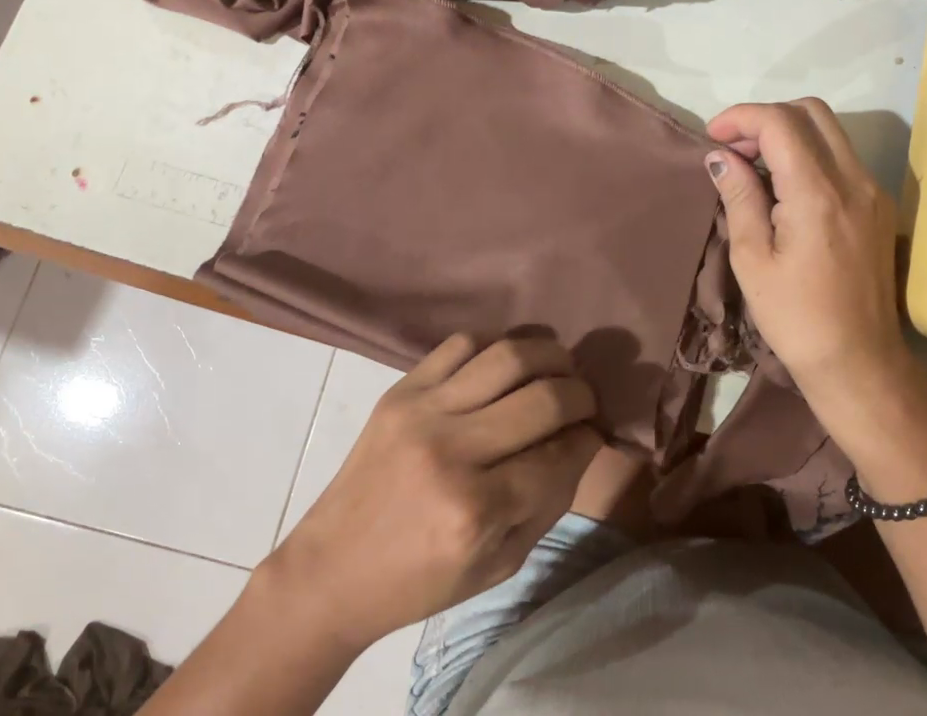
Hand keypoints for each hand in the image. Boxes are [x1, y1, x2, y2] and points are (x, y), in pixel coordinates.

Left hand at [267, 334, 601, 646]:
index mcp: (477, 509)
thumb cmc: (420, 582)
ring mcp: (420, 412)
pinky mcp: (398, 392)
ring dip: (549, 356)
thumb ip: (548, 501)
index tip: (594, 436)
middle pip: (544, 396)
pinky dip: (496, 345)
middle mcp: (451, 451)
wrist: (332, 569)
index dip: (590, 439)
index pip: (562, 452)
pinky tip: (507, 365)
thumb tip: (581, 442)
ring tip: (558, 370)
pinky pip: (460, 343)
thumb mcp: (500, 564)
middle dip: (581, 395)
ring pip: (507, 355)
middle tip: (585, 403)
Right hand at [704, 99, 904, 383]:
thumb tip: (720, 157)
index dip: (741, 117)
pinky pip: (841, 157)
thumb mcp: (752, 259)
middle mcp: (853, 180)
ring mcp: (872, 191)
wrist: (858, 360)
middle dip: (766, 117)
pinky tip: (782, 188)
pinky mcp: (878, 206)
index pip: (780, 122)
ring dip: (788, 134)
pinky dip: (808, 154)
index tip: (712, 137)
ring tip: (752, 167)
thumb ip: (739, 198)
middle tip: (732, 148)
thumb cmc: (795, 317)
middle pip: (812, 111)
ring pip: (830, 131)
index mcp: (817, 193)